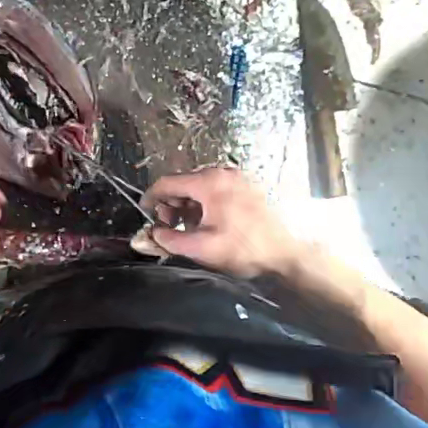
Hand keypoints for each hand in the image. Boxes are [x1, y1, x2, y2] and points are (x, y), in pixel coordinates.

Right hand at [131, 167, 301, 279]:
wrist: (283, 254)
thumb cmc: (243, 249)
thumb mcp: (201, 248)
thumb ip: (170, 239)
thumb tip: (153, 233)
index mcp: (210, 182)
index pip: (168, 182)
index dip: (152, 197)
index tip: (144, 211)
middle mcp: (223, 173)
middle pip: (184, 182)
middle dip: (172, 204)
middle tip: (168, 226)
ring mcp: (237, 178)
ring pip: (200, 186)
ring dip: (188, 205)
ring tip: (188, 228)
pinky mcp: (246, 187)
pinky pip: (216, 190)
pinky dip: (204, 203)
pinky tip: (206, 224)